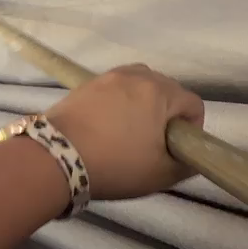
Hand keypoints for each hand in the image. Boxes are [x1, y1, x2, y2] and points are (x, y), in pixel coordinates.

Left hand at [45, 64, 203, 199]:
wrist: (55, 155)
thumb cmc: (116, 163)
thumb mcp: (162, 173)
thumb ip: (188, 163)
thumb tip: (191, 154)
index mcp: (158, 91)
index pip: (192, 102)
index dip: (191, 128)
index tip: (176, 148)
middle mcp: (133, 75)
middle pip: (165, 88)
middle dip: (166, 112)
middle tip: (153, 140)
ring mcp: (105, 77)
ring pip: (137, 84)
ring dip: (141, 103)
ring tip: (130, 131)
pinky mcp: (83, 84)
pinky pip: (112, 88)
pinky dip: (117, 101)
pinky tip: (107, 125)